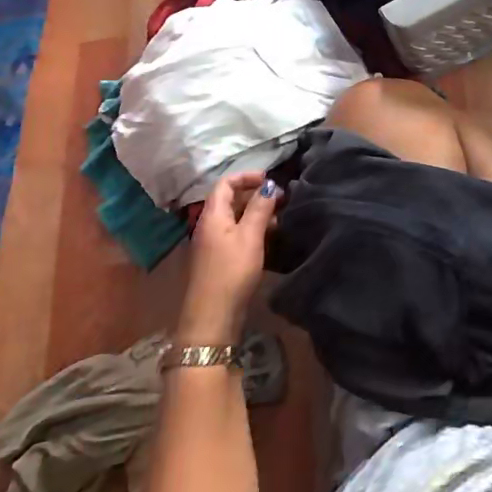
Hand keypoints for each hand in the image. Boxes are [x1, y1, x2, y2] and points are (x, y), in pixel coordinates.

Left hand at [177, 171, 281, 344]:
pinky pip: (236, 233)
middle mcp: (210, 224)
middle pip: (230, 199)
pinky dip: (252, 228)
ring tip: (280, 218)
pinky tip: (269, 236)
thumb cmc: (232, 270)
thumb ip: (260, 208)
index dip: (247, 176)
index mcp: (213, 214)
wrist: (213, 314)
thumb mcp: (250, 236)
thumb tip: (270, 185)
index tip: (271, 180)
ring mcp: (213, 242)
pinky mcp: (220, 257)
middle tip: (281, 199)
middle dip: (255, 194)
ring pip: (235, 217)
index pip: (226, 183)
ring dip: (256, 212)